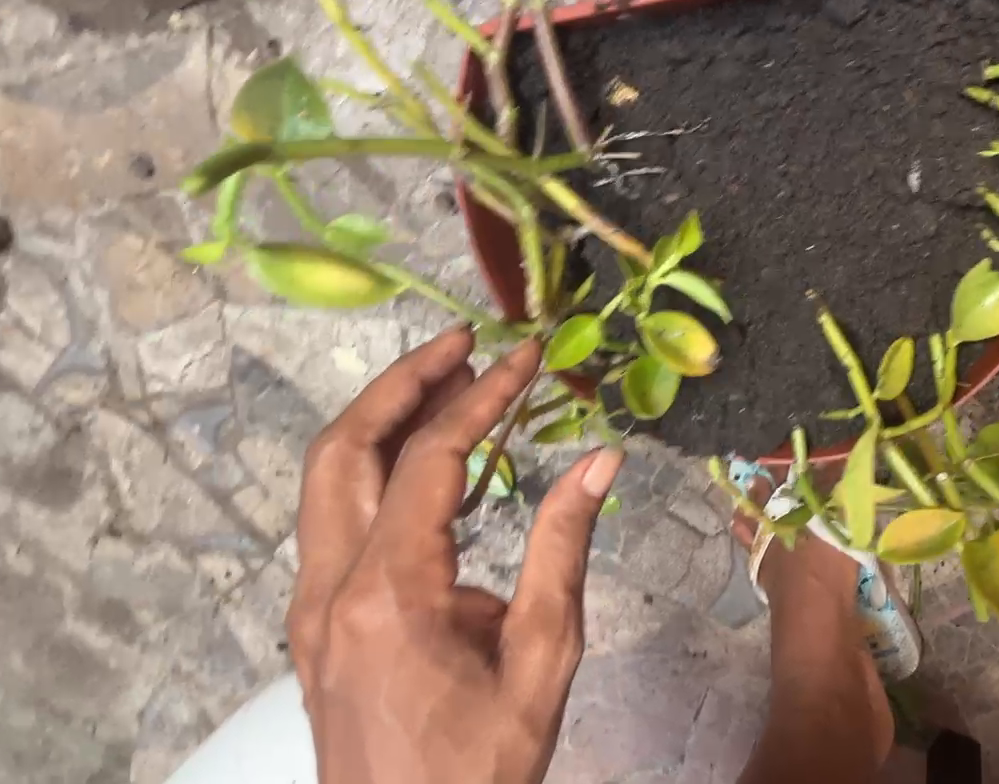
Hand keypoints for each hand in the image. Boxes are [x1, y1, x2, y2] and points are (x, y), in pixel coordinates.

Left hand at [286, 328, 623, 783]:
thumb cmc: (486, 753)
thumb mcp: (545, 651)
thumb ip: (564, 545)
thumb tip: (602, 458)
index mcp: (389, 592)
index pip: (432, 460)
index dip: (483, 396)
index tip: (528, 356)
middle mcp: (330, 587)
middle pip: (342, 451)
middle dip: (403, 382)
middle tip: (465, 340)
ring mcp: (311, 604)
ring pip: (328, 479)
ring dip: (385, 415)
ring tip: (452, 375)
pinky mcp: (317, 618)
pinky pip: (339, 513)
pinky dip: (381, 461)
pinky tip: (436, 454)